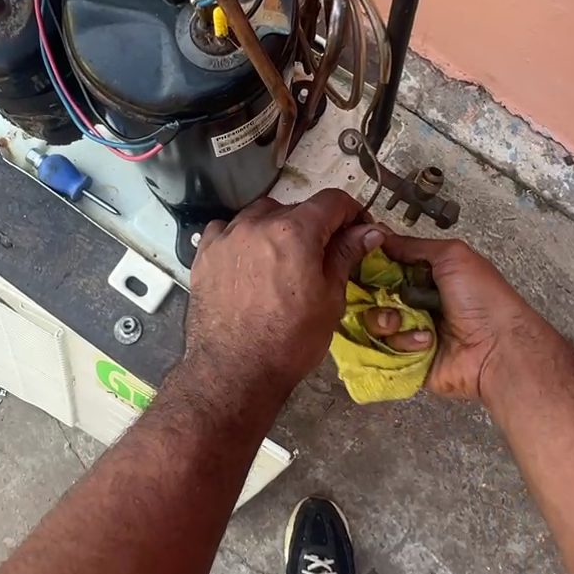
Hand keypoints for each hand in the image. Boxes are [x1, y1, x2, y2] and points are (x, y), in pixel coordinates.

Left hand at [183, 189, 382, 401]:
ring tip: (284, 260)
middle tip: (323, 254)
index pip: (332, 201)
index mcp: (295, 232)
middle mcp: (258, 224)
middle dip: (315, 226)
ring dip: (278, 228)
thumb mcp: (330, 299)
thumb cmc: (288, 342)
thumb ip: (346, 255)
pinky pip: (228, 229)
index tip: (357, 229)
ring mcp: (228, 236)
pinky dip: (243, 237)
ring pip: (261, 214)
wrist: (233, 372)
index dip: (351, 213)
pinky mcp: (205, 253)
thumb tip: (368, 231)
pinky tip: (250, 260)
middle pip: (296, 208)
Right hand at [361, 234, 551, 400]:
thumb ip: (413, 246)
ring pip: (375, 321)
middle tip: (379, 294)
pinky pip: (385, 349)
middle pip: (373, 294)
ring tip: (403, 321)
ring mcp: (409, 331)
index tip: (354, 260)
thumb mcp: (452, 255)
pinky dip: (403, 342)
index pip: (385, 266)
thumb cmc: (480, 298)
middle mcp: (414, 301)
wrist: (498, 348)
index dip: (368, 264)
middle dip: (371, 293)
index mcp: (425, 275)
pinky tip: (425, 341)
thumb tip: (381, 236)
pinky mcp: (407, 358)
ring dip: (385, 319)